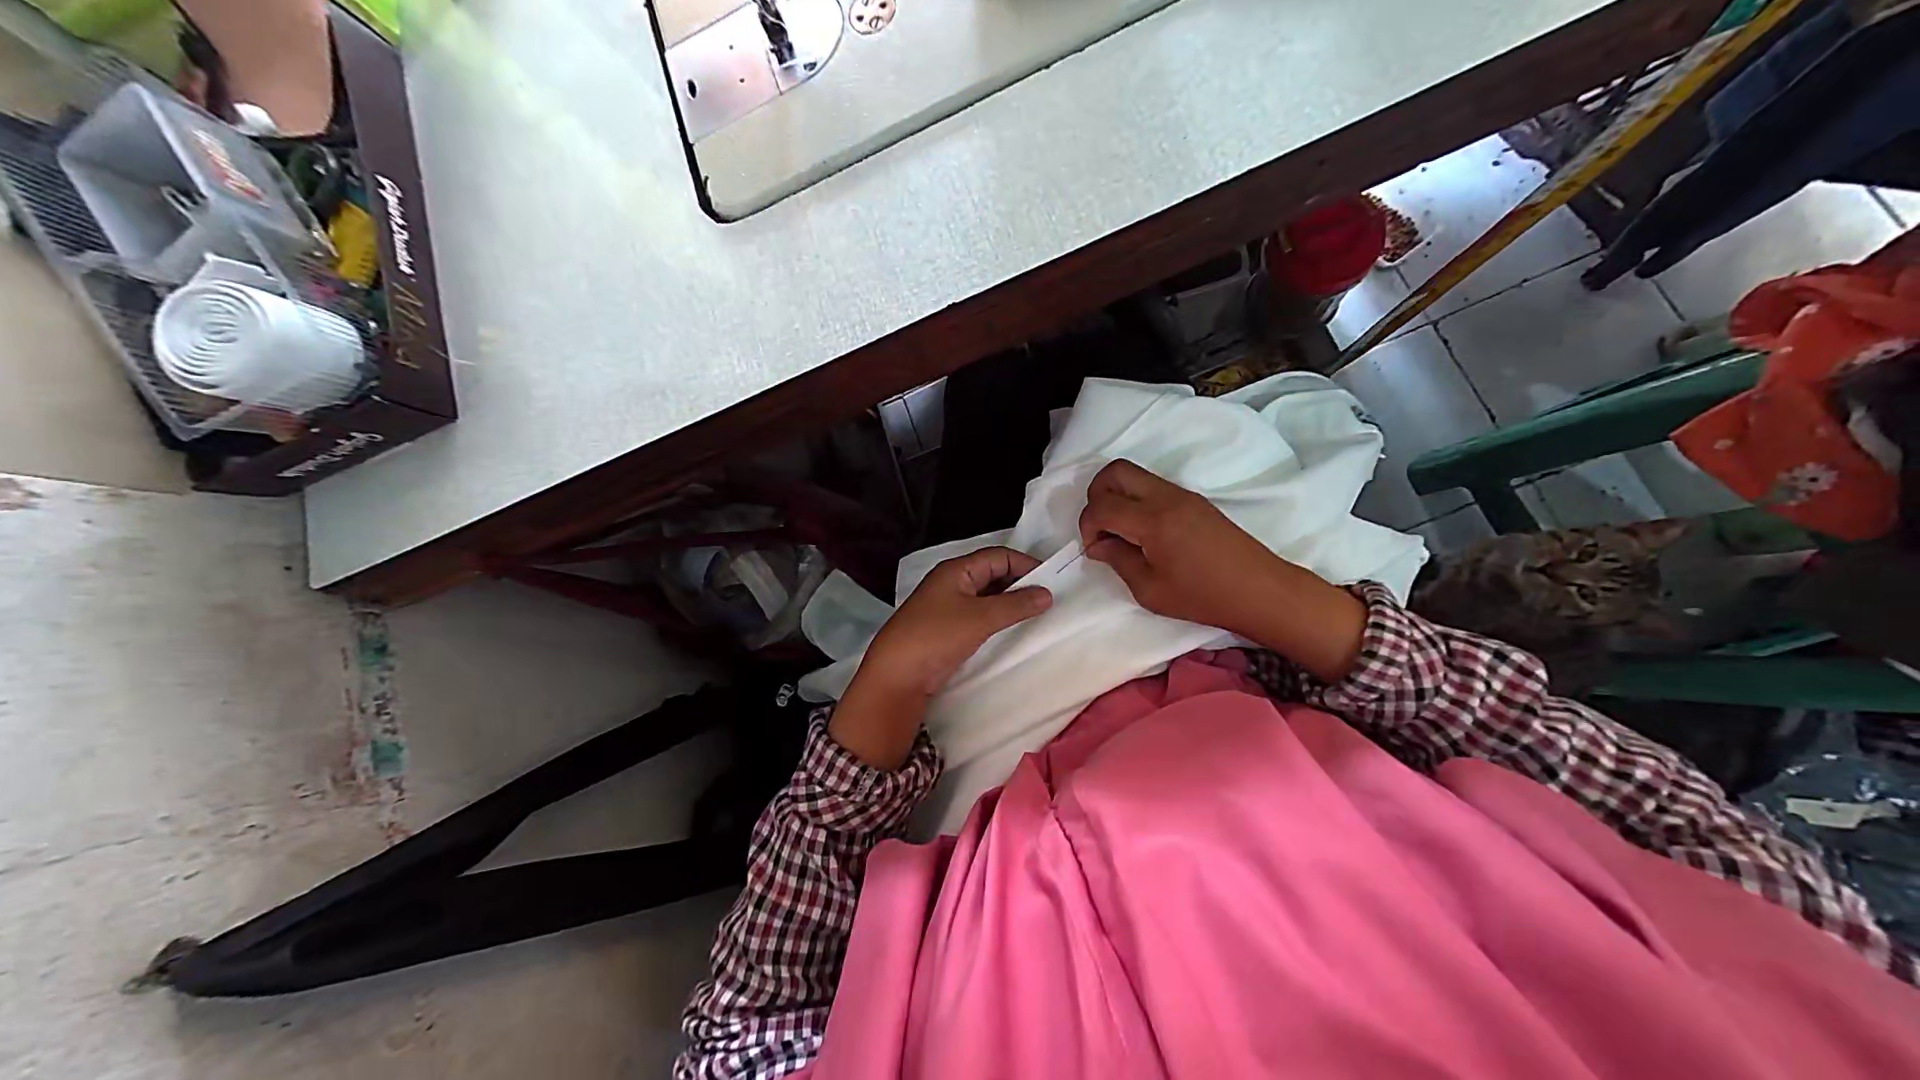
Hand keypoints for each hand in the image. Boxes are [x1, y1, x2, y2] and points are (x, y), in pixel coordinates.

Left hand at [831, 547, 1052, 767]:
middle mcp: (952, 583)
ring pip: (986, 596)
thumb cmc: (936, 637)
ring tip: (1036, 614)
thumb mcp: (980, 618)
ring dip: (1009, 602)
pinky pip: (979, 615)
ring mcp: (948, 606)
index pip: (998, 556)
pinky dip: (997, 618)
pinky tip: (1012, 629)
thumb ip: (1016, 604)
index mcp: (956, 570)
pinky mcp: (948, 629)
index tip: (1052, 581)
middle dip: (1020, 583)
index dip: (1025, 564)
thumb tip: (1047, 594)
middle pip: (992, 574)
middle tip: (1048, 599)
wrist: (897, 675)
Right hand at [1078, 459, 1366, 681]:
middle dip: (1096, 496)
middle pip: (1115, 471)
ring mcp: (1182, 494)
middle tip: (1100, 529)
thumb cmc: (1202, 596)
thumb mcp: (1149, 590)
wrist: (1259, 590)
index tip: (1093, 549)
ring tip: (1120, 533)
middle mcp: (1166, 497)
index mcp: (1153, 520)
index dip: (1087, 526)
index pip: (1102, 505)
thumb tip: (1099, 545)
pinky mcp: (1194, 500)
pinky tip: (1142, 533)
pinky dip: (1135, 500)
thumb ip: (1118, 560)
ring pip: (1134, 474)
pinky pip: (1152, 486)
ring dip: (1116, 496)